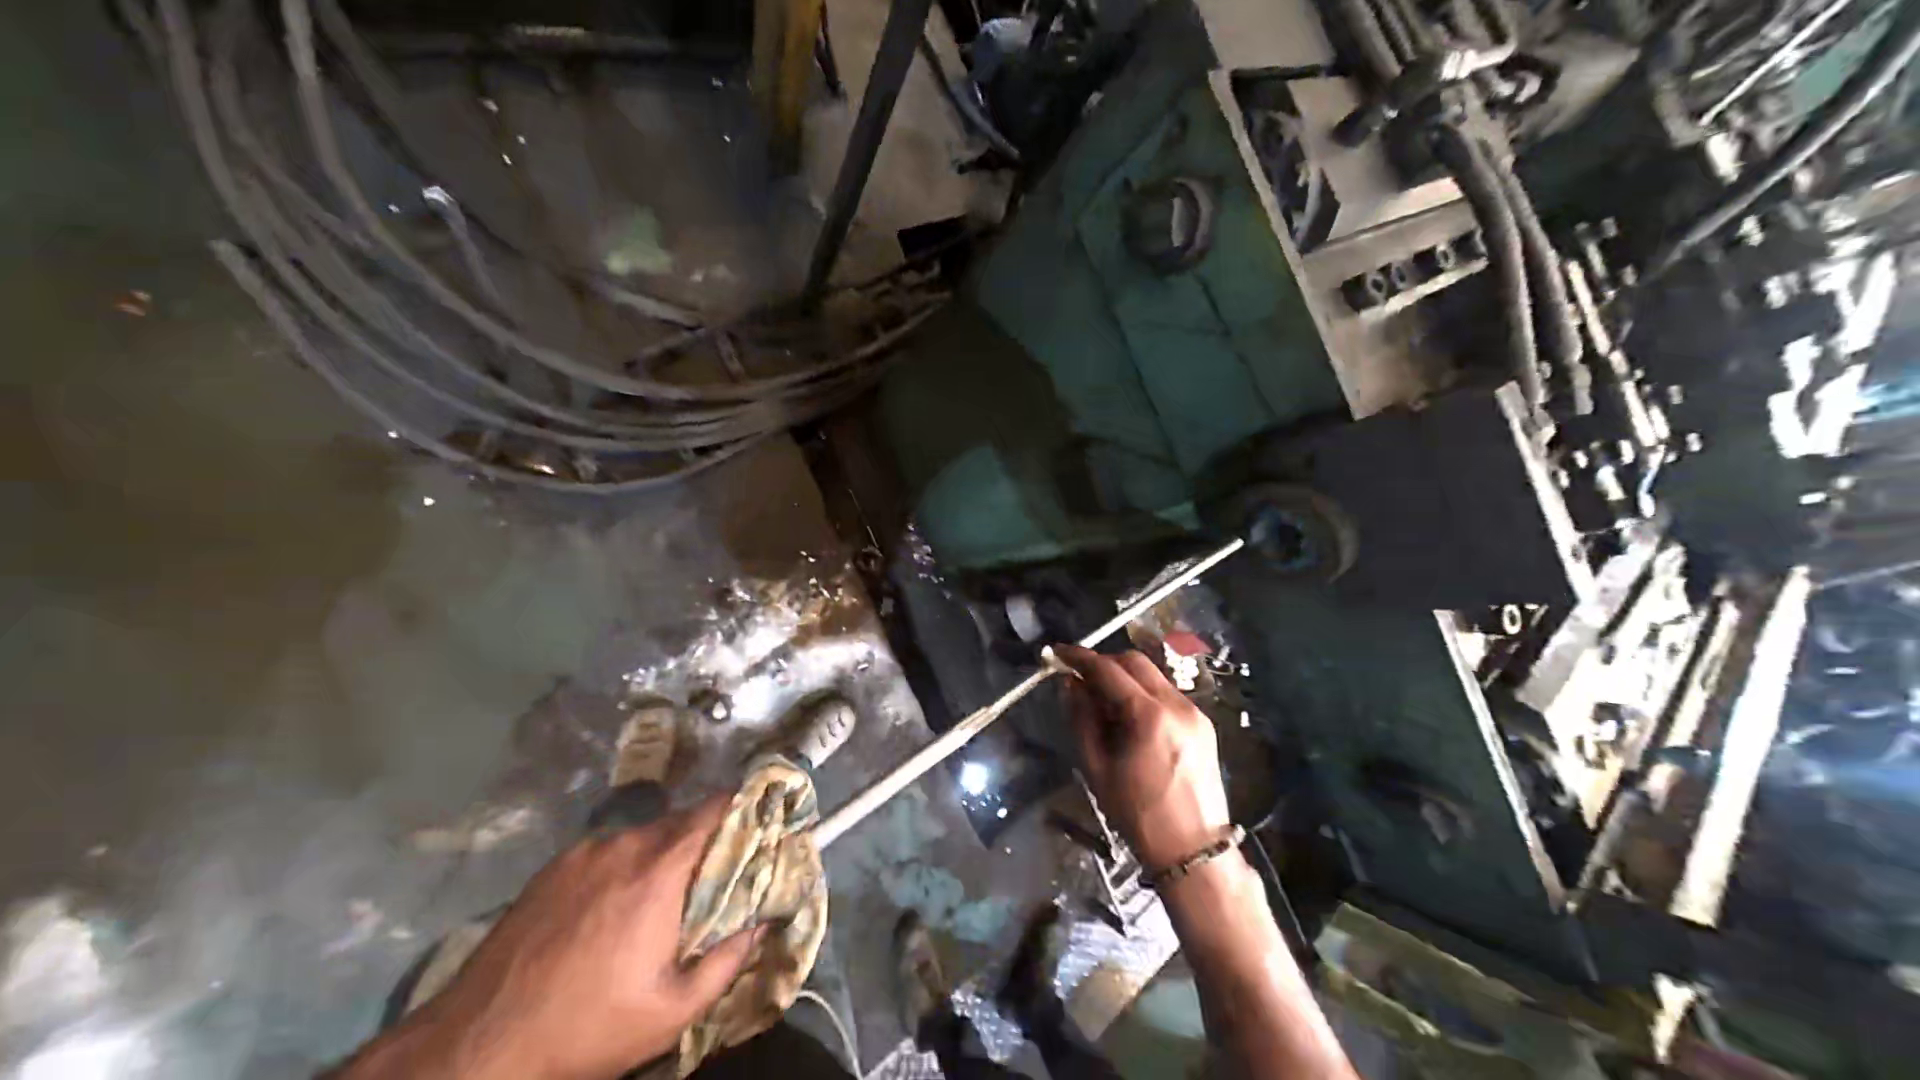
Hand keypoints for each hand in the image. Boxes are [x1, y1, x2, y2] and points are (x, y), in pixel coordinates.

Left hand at [337, 799, 760, 1079]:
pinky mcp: (554, 866)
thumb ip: (728, 961)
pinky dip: (628, 864)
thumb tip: (762, 923)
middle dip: (710, 839)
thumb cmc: (585, 1029)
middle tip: (719, 875)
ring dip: (667, 854)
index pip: (717, 808)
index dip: (747, 807)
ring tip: (665, 897)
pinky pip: (610, 849)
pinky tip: (616, 906)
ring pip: (647, 834)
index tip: (765, 824)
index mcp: (660, 872)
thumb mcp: (670, 1012)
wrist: (474, 1047)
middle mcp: (625, 845)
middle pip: (685, 819)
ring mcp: (585, 852)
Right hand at [1056, 645, 1231, 872]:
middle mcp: (1177, 704)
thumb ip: (1082, 719)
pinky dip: (1143, 693)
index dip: (1079, 658)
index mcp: (1149, 716)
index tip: (1058, 653)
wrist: (1193, 849)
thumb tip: (1071, 685)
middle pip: (1134, 662)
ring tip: (1102, 701)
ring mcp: (1195, 712)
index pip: (1108, 670)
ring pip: (1153, 676)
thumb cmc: (1138, 814)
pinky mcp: (1203, 724)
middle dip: (1103, 663)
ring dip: (1124, 677)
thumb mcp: (1097, 768)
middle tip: (1079, 678)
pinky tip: (1129, 716)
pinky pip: (1166, 694)